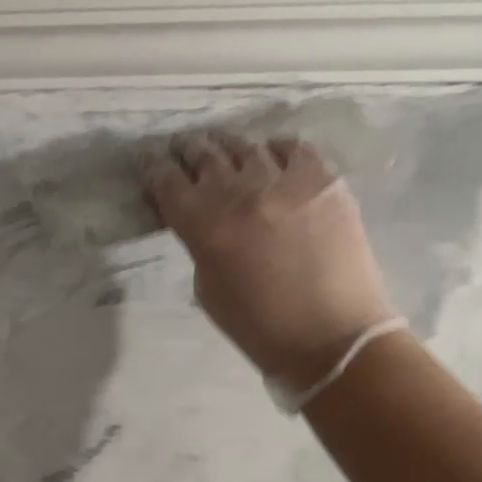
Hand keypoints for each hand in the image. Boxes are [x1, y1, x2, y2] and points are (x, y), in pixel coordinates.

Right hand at [144, 132, 398, 388]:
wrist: (331, 336)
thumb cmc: (258, 325)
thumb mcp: (207, 287)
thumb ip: (199, 244)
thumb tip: (202, 220)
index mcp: (202, 224)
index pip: (166, 180)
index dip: (153, 167)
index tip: (150, 161)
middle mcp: (238, 192)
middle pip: (204, 155)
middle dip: (188, 150)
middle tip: (183, 148)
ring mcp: (283, 180)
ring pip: (245, 146)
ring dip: (227, 146)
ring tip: (222, 147)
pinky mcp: (323, 179)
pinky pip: (293, 148)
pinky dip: (275, 149)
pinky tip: (271, 157)